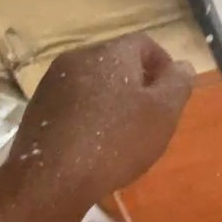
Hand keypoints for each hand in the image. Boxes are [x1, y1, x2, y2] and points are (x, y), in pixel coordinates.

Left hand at [5, 33, 194, 204]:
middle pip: (116, 61)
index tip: (171, 93)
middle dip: (136, 83)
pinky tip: (93, 142)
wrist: (50, 178)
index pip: (144, 43)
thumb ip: (177, 84)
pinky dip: (88, 114)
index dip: (163, 64)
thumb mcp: (162, 114)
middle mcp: (78, 57)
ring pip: (93, 82)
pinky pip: (73, 102)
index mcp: (111, 53)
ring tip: (121, 133)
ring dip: (110, 99)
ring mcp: (53, 82)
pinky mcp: (38, 107)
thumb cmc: (115, 142)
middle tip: (149, 116)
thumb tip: (183, 65)